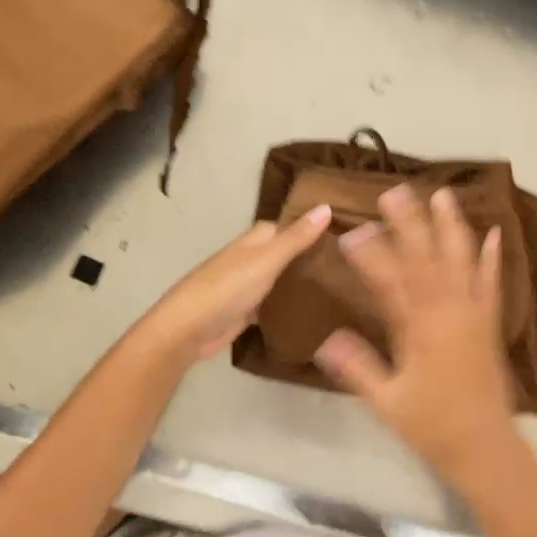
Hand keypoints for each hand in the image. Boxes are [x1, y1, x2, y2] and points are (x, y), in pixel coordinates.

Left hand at [138, 206, 331, 360]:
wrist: (187, 330)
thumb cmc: (227, 288)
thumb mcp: (267, 260)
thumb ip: (296, 238)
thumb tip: (327, 206)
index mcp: (255, 240)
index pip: (288, 226)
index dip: (311, 228)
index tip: (342, 234)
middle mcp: (252, 258)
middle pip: (286, 253)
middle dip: (310, 257)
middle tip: (349, 265)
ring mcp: (248, 286)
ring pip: (281, 280)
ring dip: (301, 283)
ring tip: (341, 287)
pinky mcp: (246, 313)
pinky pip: (274, 306)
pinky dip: (289, 308)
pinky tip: (314, 313)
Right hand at [314, 186, 516, 475]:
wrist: (485, 446)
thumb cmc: (432, 425)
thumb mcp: (388, 402)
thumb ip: (359, 369)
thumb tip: (325, 340)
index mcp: (419, 329)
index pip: (389, 282)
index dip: (369, 255)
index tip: (350, 233)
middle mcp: (447, 311)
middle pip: (426, 258)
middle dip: (409, 223)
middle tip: (394, 192)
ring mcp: (472, 312)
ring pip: (460, 260)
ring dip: (451, 226)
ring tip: (442, 194)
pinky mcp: (490, 321)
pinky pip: (491, 282)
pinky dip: (492, 257)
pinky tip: (494, 232)